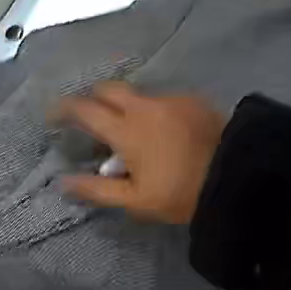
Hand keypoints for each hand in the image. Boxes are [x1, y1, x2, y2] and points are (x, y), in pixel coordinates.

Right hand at [58, 82, 225, 223]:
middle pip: (109, 89)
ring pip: (139, 93)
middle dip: (94, 98)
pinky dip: (154, 109)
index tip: (54, 114)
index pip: (85, 110)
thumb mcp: (136, 200)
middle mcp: (146, 106)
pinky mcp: (194, 99)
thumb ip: (97, 189)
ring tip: (131, 127)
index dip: (64, 109)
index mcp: (127, 130)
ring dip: (127, 105)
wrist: (236, 176)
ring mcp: (172, 98)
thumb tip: (63, 181)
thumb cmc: (181, 193)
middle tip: (90, 116)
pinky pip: (164, 98)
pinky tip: (162, 127)